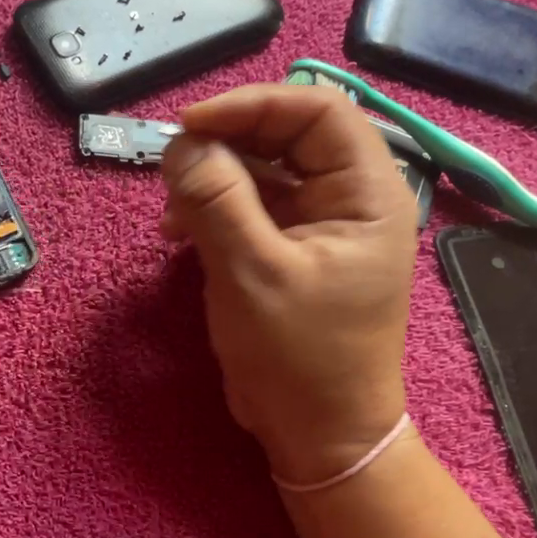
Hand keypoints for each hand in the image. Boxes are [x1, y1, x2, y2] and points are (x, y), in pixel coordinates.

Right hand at [160, 84, 420, 485]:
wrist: (318, 430)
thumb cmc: (298, 355)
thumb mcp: (252, 274)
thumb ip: (218, 202)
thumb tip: (183, 146)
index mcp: (366, 193)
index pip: (316, 113)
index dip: (250, 106)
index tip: (187, 127)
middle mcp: (347, 200)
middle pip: (286, 139)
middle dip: (224, 144)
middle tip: (170, 170)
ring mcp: (317, 228)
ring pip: (262, 174)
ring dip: (211, 182)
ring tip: (170, 213)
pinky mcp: (288, 255)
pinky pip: (249, 212)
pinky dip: (211, 213)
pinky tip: (179, 234)